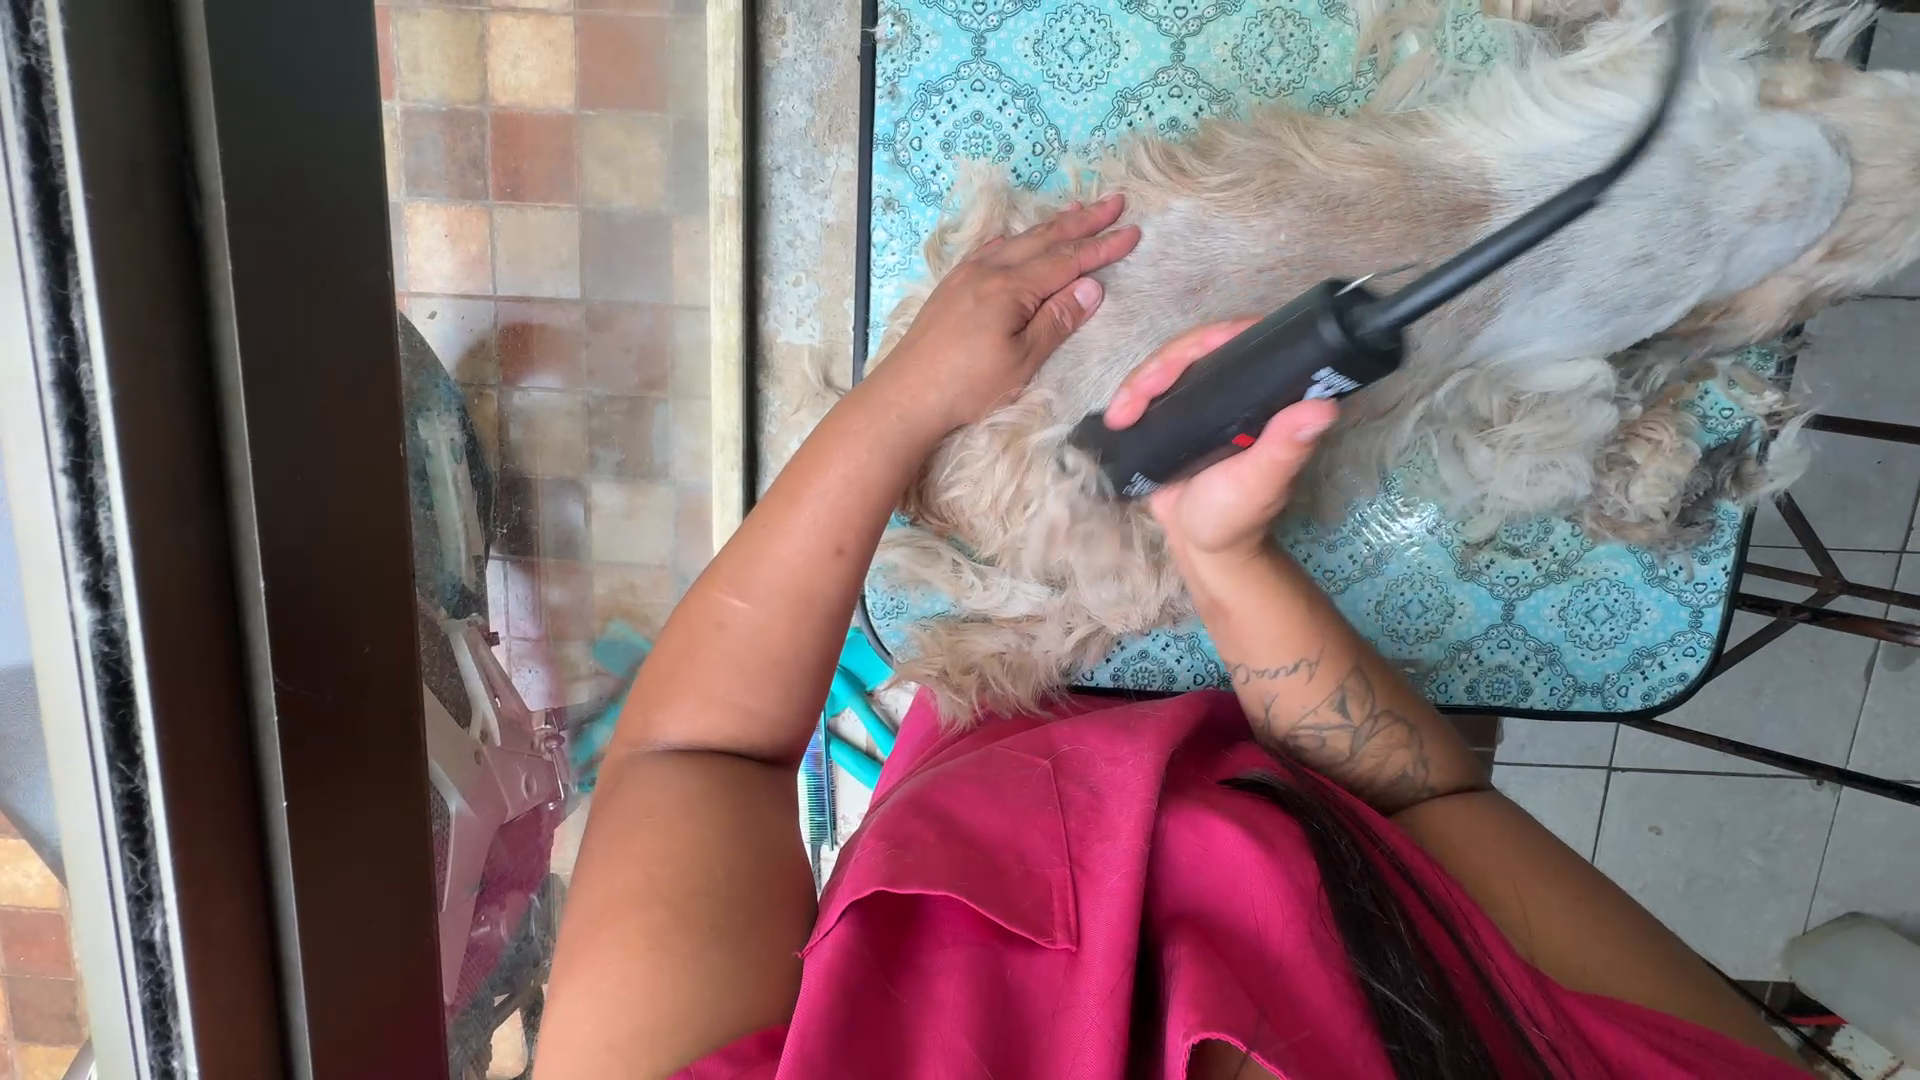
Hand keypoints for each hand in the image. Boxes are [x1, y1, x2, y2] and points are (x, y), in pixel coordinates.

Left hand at [867, 194, 1140, 433]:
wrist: (905, 396)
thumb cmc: (967, 387)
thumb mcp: (1022, 362)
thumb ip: (1056, 321)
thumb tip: (1091, 287)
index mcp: (1011, 289)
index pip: (1067, 260)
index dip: (1102, 247)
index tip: (1132, 232)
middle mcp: (988, 271)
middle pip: (1044, 239)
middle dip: (1082, 221)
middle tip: (1114, 202)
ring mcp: (965, 276)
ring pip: (1017, 241)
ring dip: (1051, 226)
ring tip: (1077, 210)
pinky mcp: (950, 288)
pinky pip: (991, 250)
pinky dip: (1016, 240)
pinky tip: (1018, 240)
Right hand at [1101, 319, 1338, 562]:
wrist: (1199, 545)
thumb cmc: (1236, 516)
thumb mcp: (1261, 483)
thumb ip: (1285, 448)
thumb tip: (1323, 407)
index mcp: (1265, 396)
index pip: (1244, 343)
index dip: (1214, 336)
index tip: (1187, 353)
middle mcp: (1234, 389)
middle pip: (1196, 348)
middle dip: (1162, 364)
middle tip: (1136, 396)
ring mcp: (1200, 400)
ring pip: (1168, 366)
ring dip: (1139, 382)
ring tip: (1120, 414)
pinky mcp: (1171, 415)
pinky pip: (1149, 391)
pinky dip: (1131, 396)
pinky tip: (1117, 413)